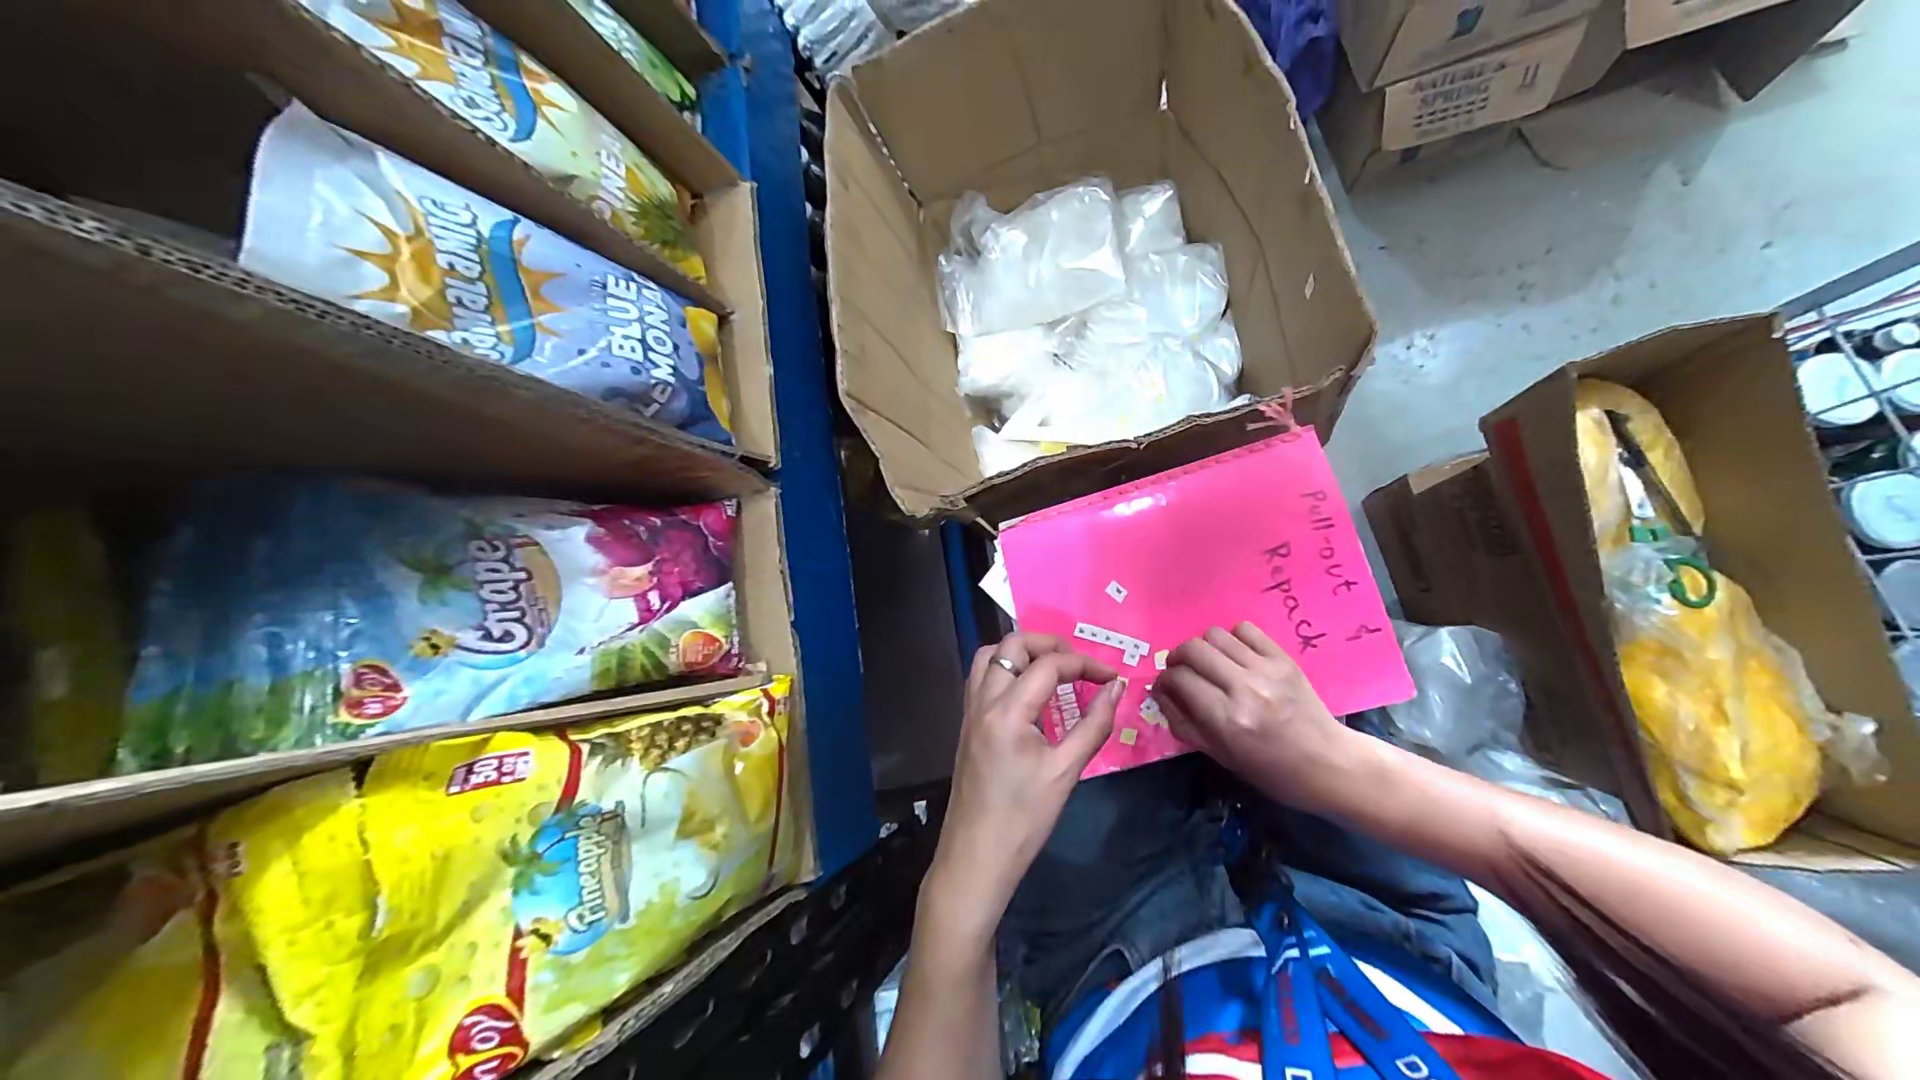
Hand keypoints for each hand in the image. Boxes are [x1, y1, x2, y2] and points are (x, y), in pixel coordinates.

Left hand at [926, 633, 1122, 938]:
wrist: (977, 857)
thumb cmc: (1024, 819)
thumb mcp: (1066, 772)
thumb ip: (1094, 724)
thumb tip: (1116, 688)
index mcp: (1007, 711)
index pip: (1048, 665)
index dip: (1085, 664)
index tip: (1112, 678)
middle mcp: (982, 701)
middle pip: (1011, 645)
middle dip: (1049, 645)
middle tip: (1080, 664)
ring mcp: (969, 711)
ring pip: (990, 657)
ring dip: (1022, 654)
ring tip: (1054, 671)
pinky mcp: (967, 724)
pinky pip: (982, 678)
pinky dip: (1007, 671)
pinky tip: (1029, 693)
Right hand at [1152, 622, 1356, 812]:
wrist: (1329, 764)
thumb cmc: (1271, 770)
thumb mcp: (1219, 755)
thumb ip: (1183, 722)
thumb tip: (1160, 693)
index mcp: (1225, 718)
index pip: (1178, 679)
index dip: (1164, 680)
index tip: (1166, 687)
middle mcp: (1243, 688)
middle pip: (1192, 650)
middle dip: (1177, 658)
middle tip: (1181, 671)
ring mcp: (1266, 670)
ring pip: (1215, 635)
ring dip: (1203, 647)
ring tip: (1208, 663)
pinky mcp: (1284, 659)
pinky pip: (1246, 630)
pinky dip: (1232, 639)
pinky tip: (1235, 656)